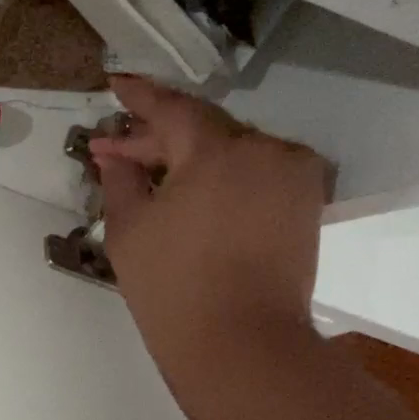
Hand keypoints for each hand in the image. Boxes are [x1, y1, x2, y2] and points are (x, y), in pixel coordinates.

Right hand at [89, 76, 331, 379]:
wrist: (238, 337)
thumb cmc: (170, 282)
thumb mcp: (129, 228)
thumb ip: (121, 180)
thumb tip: (116, 155)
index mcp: (218, 152)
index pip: (174, 109)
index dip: (141, 96)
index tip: (115, 83)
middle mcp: (266, 151)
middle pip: (205, 130)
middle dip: (158, 138)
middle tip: (114, 152)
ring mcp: (293, 176)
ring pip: (232, 151)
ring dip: (189, 158)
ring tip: (149, 177)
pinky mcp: (305, 202)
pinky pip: (255, 172)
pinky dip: (220, 175)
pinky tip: (189, 192)